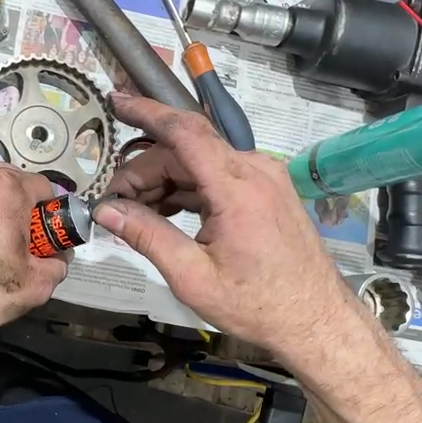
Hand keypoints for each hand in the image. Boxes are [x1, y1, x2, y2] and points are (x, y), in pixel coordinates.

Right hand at [95, 94, 358, 356]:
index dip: (147, 112)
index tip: (115, 101)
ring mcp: (265, 176)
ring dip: (163, 180)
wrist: (316, 321)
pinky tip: (164, 213)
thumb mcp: (192, 276)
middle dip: (144, 170)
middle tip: (114, 201)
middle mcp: (255, 170)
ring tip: (135, 213)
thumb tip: (105, 210)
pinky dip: (186, 188)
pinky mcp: (267, 188)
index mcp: (238, 188)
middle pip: (185, 150)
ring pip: (199, 162)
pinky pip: (217, 175)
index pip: (186, 131)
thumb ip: (146, 235)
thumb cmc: (257, 305)